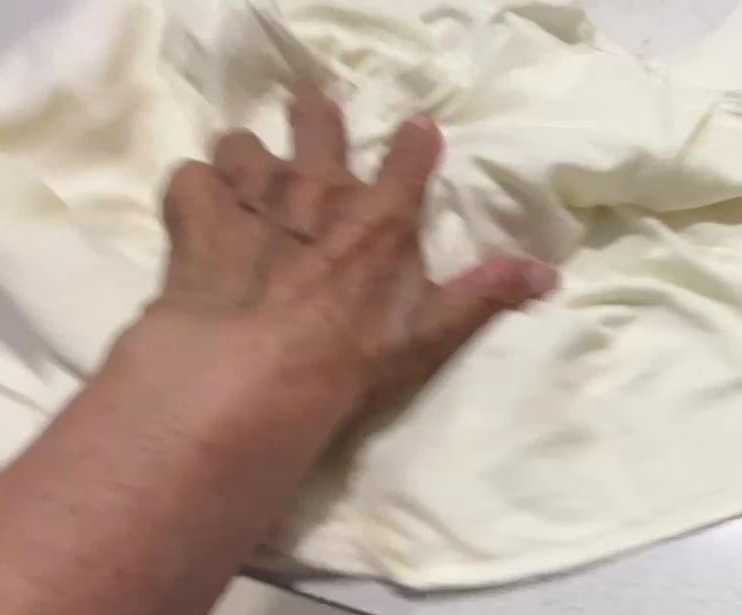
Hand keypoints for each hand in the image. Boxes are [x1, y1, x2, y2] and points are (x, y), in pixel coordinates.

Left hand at [112, 86, 557, 421]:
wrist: (260, 371)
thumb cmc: (360, 355)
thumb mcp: (438, 331)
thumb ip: (489, 293)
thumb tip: (549, 272)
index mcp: (381, 217)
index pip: (407, 159)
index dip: (415, 141)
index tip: (419, 129)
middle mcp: (317, 191)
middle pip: (315, 125)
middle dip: (317, 116)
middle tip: (317, 115)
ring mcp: (252, 198)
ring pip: (245, 146)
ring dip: (253, 157)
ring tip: (256, 173)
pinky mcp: (195, 218)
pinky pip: (192, 179)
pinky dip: (201, 190)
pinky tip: (208, 208)